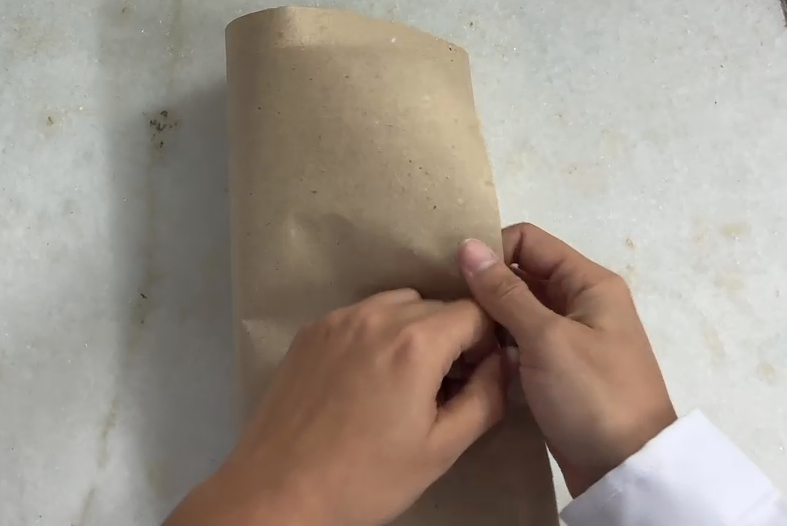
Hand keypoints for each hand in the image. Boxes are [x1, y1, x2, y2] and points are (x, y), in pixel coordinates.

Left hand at [166, 290, 509, 525]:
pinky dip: (377, 331)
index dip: (487, 338)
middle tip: (449, 383)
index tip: (482, 371)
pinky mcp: (312, 327)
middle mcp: (375, 315)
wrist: (283, 484)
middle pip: (434, 305)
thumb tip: (503, 362)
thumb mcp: (441, 448)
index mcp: (413, 343)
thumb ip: (484, 398)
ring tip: (409, 379)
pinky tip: (369, 375)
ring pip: (396, 303)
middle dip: (453, 335)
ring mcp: (338, 317)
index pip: (471, 311)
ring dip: (414, 328)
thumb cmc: (368, 476)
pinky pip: (360, 313)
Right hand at [459, 224, 675, 495]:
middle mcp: (580, 301)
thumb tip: (466, 244)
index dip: (492, 251)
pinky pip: (518, 336)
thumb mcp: (546, 339)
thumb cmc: (594, 397)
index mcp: (588, 283)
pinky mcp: (557, 365)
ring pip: (515, 306)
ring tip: (455, 329)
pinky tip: (473, 352)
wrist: (629, 478)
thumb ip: (503, 290)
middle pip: (519, 272)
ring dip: (487, 314)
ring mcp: (569, 335)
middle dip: (484, 284)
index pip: (527, 241)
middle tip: (448, 304)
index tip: (457, 276)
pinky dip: (497, 340)